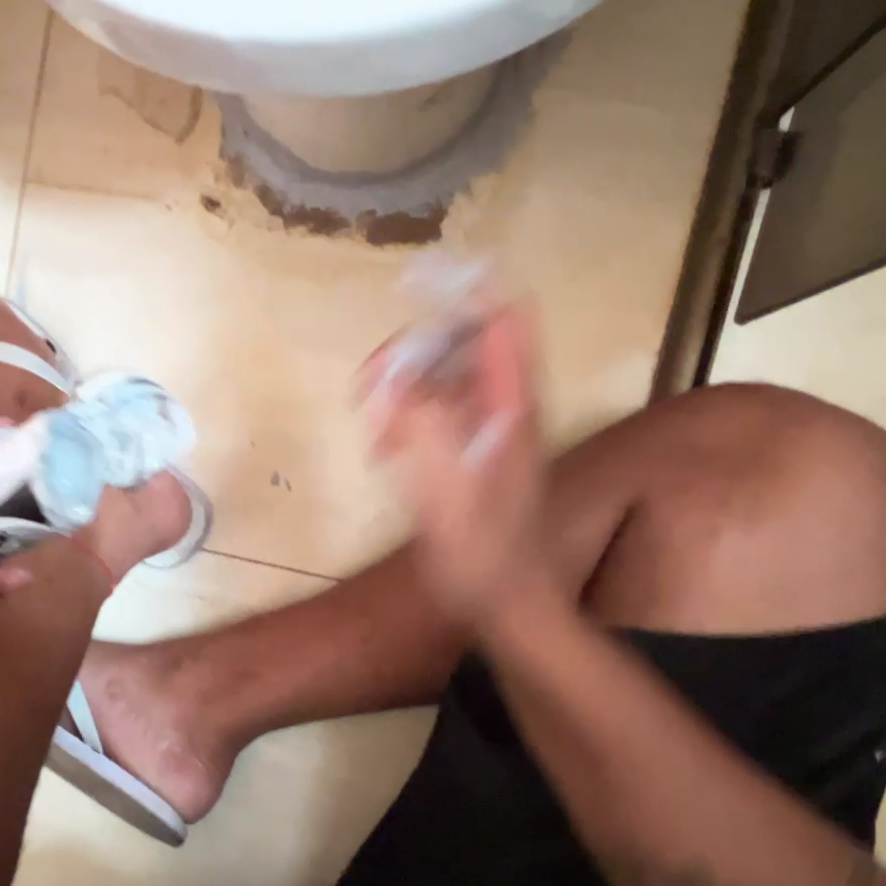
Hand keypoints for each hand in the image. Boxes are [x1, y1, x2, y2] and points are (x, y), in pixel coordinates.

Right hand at [363, 304, 562, 625]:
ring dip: (404, 387)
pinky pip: (434, 411)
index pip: (503, 320)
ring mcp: (487, 430)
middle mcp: (503, 406)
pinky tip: (386, 449)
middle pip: (462, 342)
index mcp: (511, 406)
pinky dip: (406, 417)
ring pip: (443, 377)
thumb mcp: (447, 495)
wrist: (507, 604)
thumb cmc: (484, 557)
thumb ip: (421, 432)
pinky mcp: (469, 453)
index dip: (467, 289)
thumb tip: (391, 380)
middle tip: (374, 381)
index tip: (419, 281)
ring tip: (376, 426)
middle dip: (413, 351)